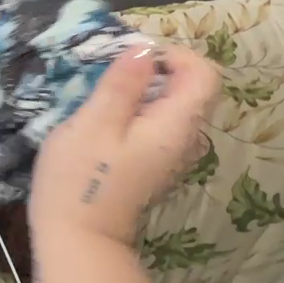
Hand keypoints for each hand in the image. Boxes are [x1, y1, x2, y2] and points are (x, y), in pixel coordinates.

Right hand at [29, 44, 219, 249]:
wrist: (79, 233)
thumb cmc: (82, 176)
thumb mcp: (93, 124)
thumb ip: (121, 86)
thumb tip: (143, 50)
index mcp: (177, 124)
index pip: (204, 74)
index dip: (172, 54)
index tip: (127, 54)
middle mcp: (185, 137)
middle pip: (188, 88)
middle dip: (151, 68)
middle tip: (102, 69)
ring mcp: (170, 152)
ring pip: (169, 104)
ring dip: (138, 87)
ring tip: (95, 89)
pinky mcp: (151, 161)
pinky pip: (154, 121)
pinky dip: (132, 107)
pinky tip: (98, 115)